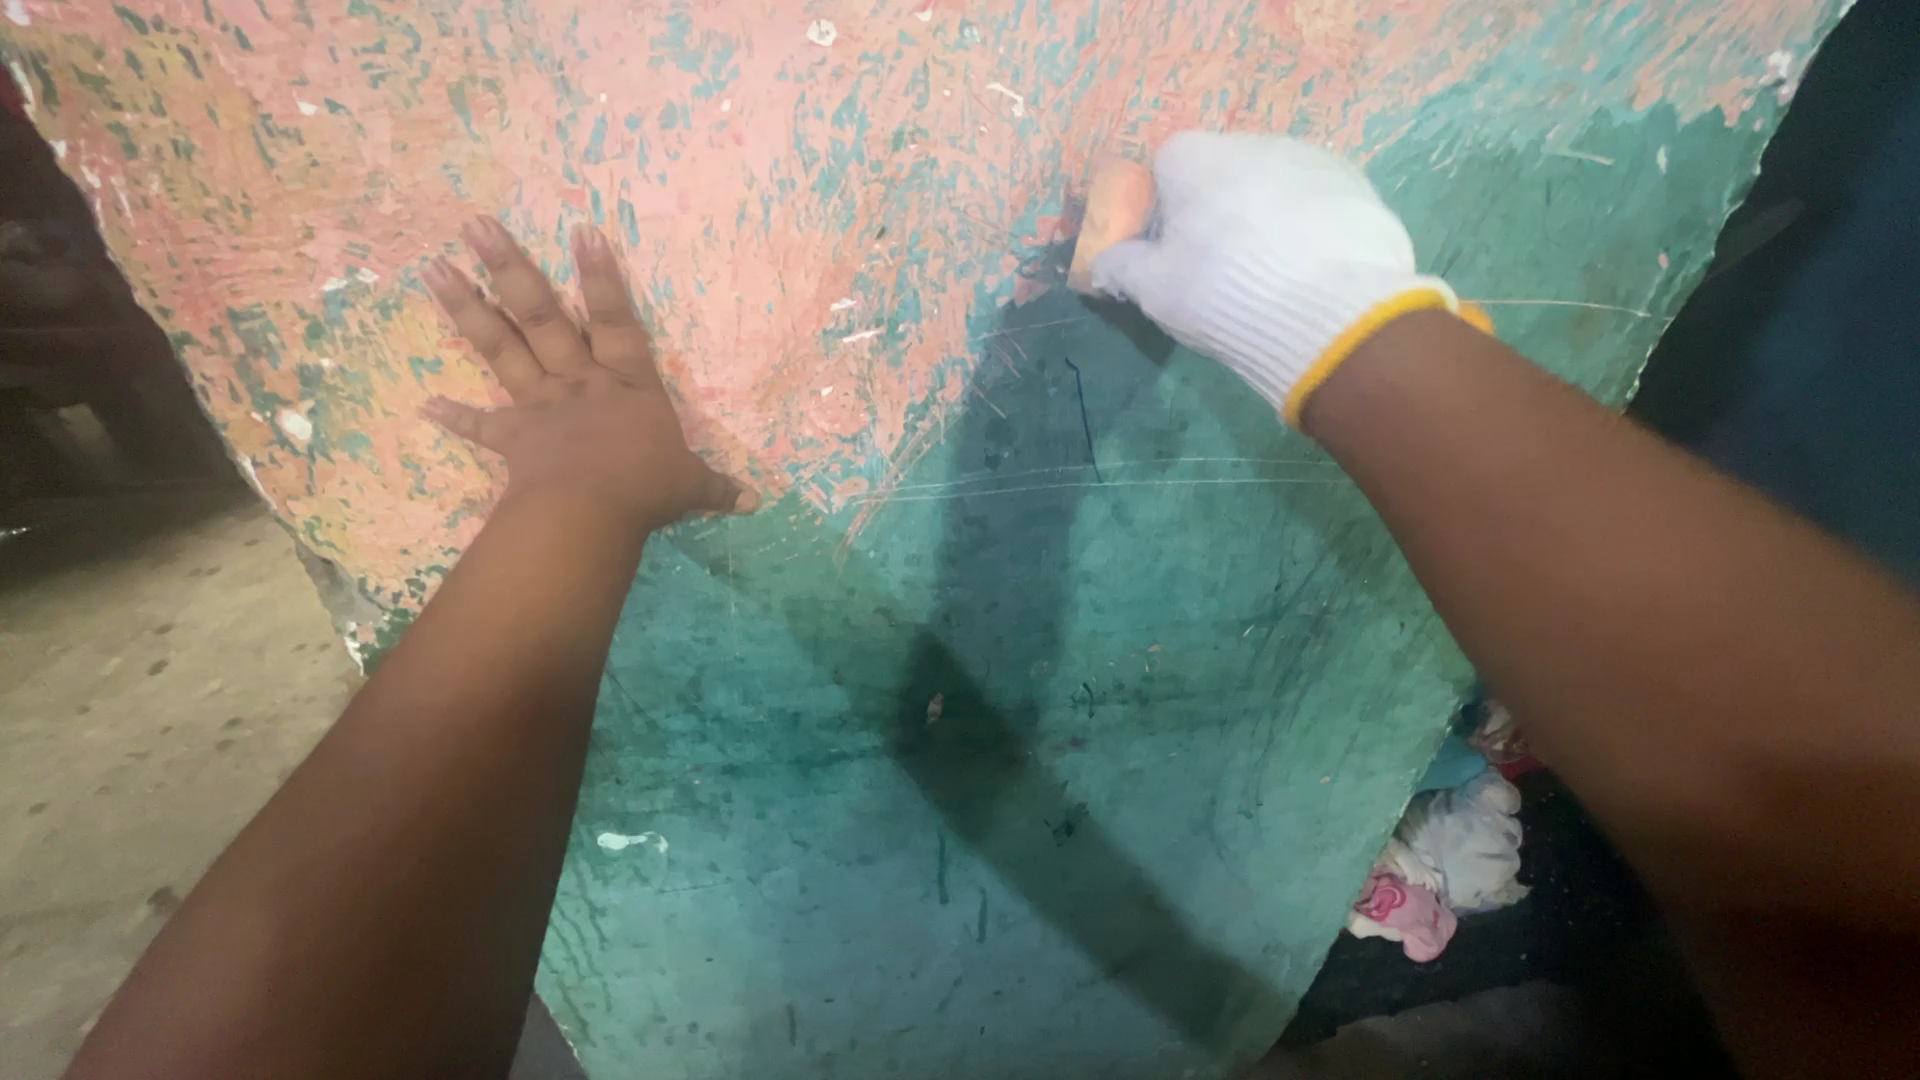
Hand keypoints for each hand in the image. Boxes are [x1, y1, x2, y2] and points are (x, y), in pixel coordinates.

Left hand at [420, 218, 755, 532]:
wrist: (592, 512)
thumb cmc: (647, 487)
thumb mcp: (693, 485)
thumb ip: (719, 488)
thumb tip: (756, 501)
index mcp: (629, 386)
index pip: (618, 322)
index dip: (603, 278)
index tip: (582, 230)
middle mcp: (582, 384)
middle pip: (543, 318)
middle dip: (511, 270)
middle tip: (476, 224)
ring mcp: (543, 407)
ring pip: (503, 350)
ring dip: (469, 310)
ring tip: (433, 267)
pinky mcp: (516, 439)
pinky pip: (483, 426)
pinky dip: (457, 417)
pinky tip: (426, 404)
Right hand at [1091, 133, 1479, 425]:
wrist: (1325, 314)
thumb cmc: (1219, 293)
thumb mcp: (1153, 290)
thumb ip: (1121, 267)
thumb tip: (1104, 262)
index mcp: (1197, 159)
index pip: (1165, 162)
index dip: (1160, 204)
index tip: (1165, 247)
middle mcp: (1255, 143)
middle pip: (1220, 169)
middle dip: (1211, 208)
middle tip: (1212, 265)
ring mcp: (1312, 159)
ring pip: (1269, 183)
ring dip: (1260, 215)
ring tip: (1265, 272)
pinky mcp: (1356, 186)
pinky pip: (1312, 201)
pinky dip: (1302, 226)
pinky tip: (1304, 271)